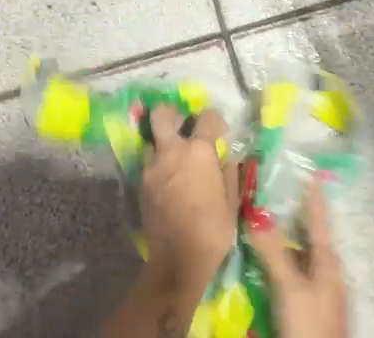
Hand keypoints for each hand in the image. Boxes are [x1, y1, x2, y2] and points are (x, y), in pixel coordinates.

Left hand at [138, 105, 238, 293]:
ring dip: (163, 142)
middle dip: (172, 113)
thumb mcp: (231, 202)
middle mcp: (172, 151)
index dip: (215, 118)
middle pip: (162, 115)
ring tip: (175, 157)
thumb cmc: (212, 230)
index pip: (207, 117)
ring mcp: (153, 166)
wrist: (177, 259)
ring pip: (153, 140)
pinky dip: (159, 164)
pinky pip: (150, 163)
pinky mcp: (142, 183)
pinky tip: (169, 180)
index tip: (219, 128)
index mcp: (198, 151)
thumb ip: (229, 172)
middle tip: (182, 122)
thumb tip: (226, 156)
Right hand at [246, 181, 349, 337]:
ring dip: (287, 243)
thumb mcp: (289, 287)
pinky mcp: (312, 312)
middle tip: (278, 197)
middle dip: (295, 220)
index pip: (320, 223)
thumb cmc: (309, 325)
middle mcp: (329, 276)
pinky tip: (269, 267)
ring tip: (267, 227)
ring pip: (303, 260)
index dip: (314, 199)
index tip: (310, 174)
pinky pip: (298, 278)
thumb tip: (257, 212)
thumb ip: (273, 251)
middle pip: (311, 240)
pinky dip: (284, 265)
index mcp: (329, 264)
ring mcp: (323, 296)